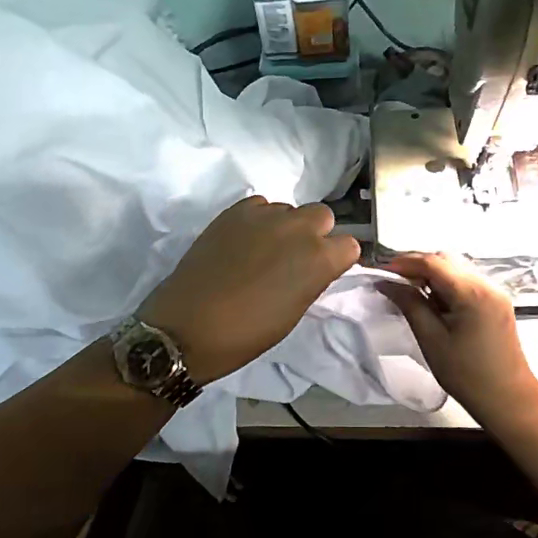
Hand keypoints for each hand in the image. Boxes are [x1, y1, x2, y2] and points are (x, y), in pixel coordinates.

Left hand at [138, 196, 359, 383]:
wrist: (188, 326)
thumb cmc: (249, 332)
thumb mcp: (295, 310)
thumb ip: (313, 278)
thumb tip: (314, 265)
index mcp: (320, 258)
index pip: (349, 245)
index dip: (336, 258)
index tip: (323, 272)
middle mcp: (298, 228)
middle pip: (322, 215)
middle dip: (316, 233)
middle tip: (294, 258)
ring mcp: (265, 215)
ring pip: (290, 209)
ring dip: (285, 225)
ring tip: (264, 251)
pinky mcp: (234, 212)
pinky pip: (260, 205)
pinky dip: (258, 220)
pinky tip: (244, 242)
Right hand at [378, 252, 537, 418]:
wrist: (507, 398)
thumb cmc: (466, 374)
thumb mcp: (431, 339)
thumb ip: (410, 305)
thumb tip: (387, 283)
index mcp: (471, 292)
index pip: (433, 262)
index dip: (405, 263)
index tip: (382, 272)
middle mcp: (487, 284)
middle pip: (447, 260)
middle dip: (418, 266)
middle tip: (395, 282)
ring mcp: (496, 292)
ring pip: (458, 268)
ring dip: (433, 275)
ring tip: (412, 293)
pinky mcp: (498, 302)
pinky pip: (468, 282)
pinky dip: (448, 285)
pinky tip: (435, 303)